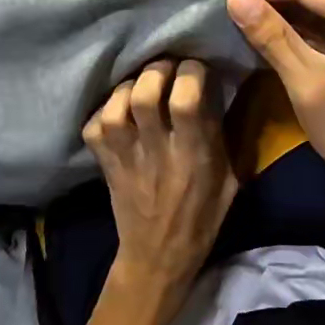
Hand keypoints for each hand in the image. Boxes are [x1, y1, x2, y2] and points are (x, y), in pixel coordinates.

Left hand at [82, 59, 238, 324]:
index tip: (196, 67)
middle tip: (166, 68)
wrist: (158, 257)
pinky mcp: (105, 164)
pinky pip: (93, 127)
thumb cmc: (202, 218)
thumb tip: (220, 90)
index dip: (191, 72)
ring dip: (128, 86)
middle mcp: (156, 151)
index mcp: (193, 154)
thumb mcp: (230, 178)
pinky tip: (119, 111)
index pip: (186, 99)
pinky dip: (103, 111)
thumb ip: (225, 136)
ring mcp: (125, 157)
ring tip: (141, 85)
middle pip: (144, 94)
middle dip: (156, 70)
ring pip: (115, 107)